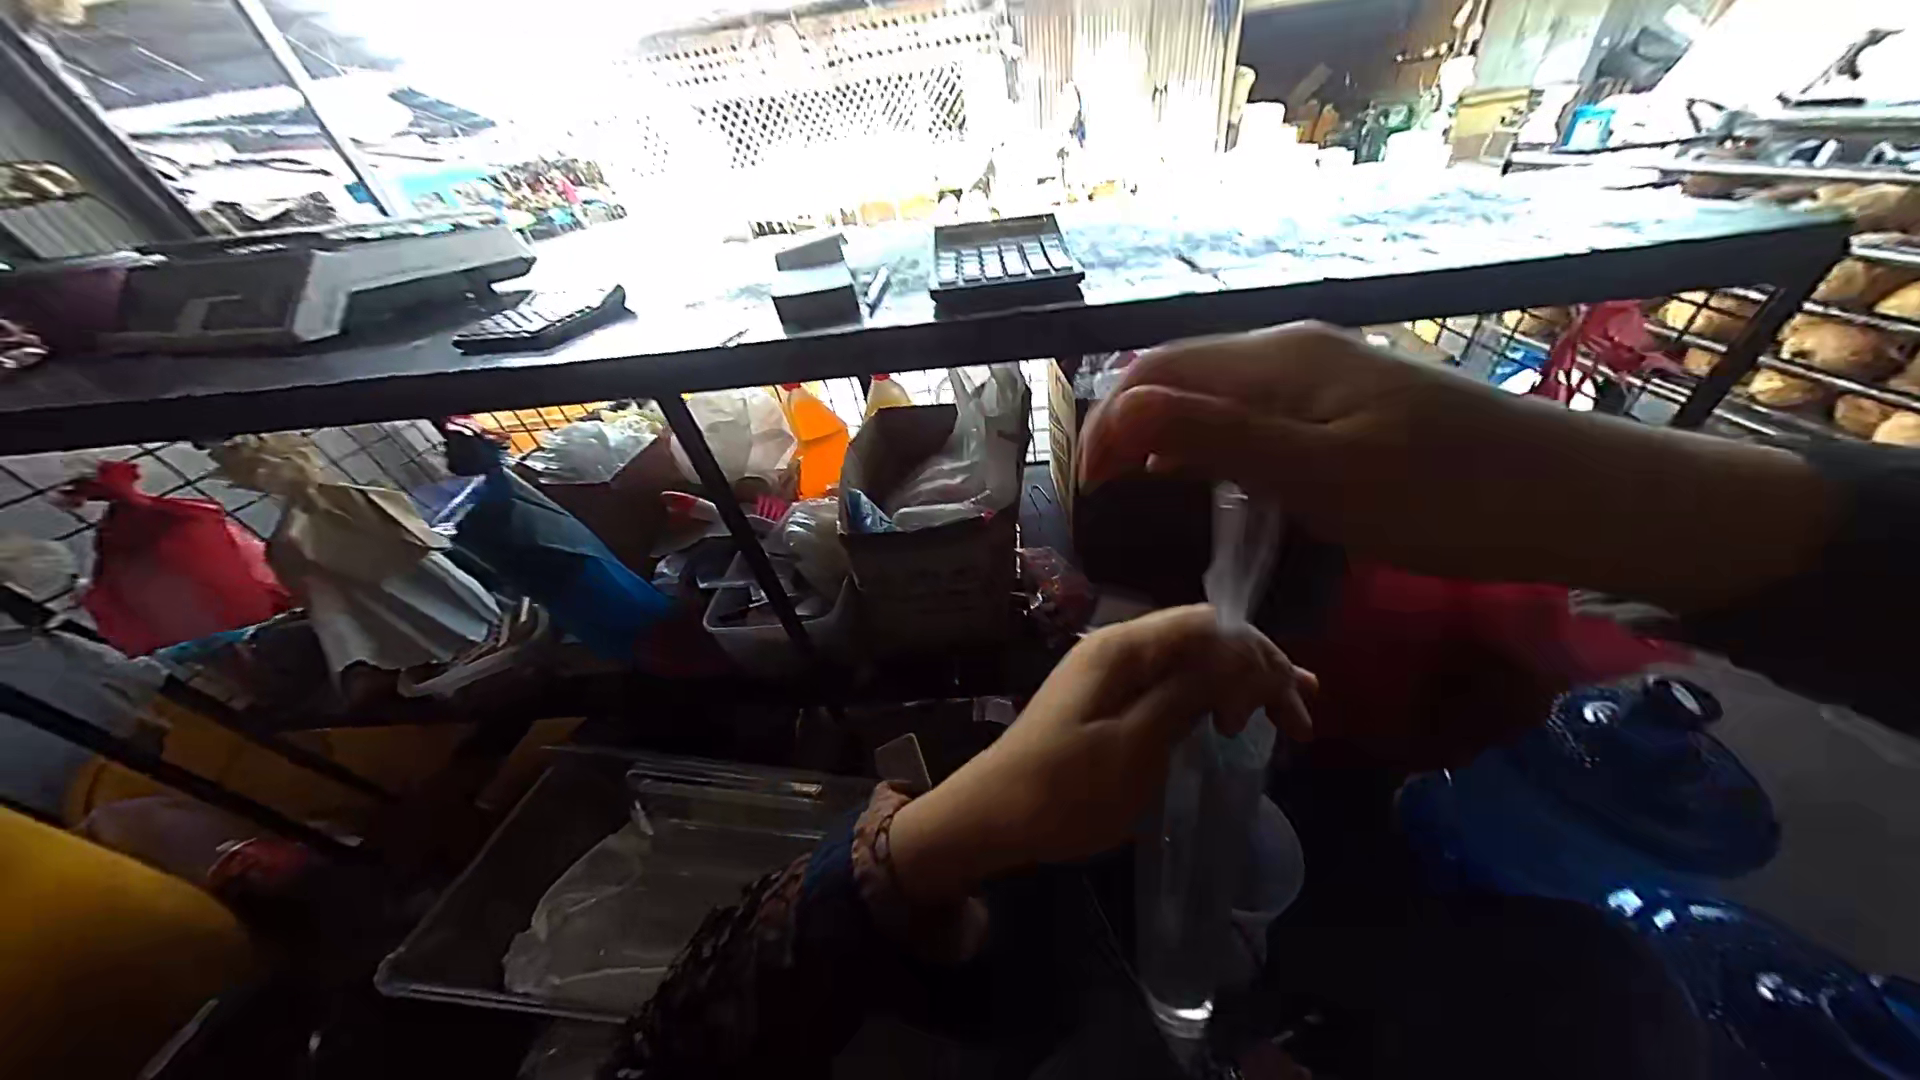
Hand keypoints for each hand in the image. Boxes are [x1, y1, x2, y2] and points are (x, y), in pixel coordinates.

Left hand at [888, 606, 1310, 902]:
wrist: (995, 815)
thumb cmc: (1063, 790)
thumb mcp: (1134, 748)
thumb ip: (1186, 695)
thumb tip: (1241, 656)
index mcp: (1122, 649)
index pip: (1207, 624)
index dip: (1256, 654)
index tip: (1286, 706)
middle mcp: (1117, 648)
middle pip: (1202, 639)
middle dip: (1256, 669)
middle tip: (1302, 717)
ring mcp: (1111, 672)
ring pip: (1188, 662)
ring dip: (1238, 684)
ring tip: (1289, 714)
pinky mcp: (1108, 698)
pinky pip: (1167, 685)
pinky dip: (1206, 698)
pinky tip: (1233, 715)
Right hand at [1078, 322, 1833, 612]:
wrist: (1574, 501)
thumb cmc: (1446, 498)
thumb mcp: (1321, 475)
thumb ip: (1218, 436)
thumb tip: (1122, 408)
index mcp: (1277, 360)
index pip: (1156, 373)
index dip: (1108, 422)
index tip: (1089, 487)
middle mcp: (1285, 351)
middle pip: (1175, 374)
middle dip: (1124, 424)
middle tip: (1103, 491)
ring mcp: (1310, 375)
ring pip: (1205, 392)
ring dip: (1157, 431)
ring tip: (1133, 483)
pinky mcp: (1330, 404)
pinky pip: (1240, 412)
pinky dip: (1200, 440)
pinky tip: (1196, 472)